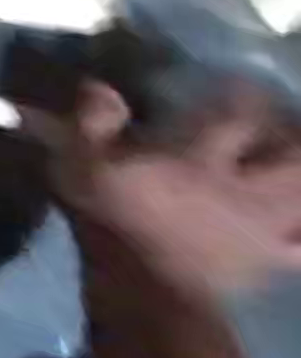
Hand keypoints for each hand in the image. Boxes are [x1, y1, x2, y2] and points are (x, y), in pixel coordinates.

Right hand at [43, 79, 300, 298]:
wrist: (143, 276)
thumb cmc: (106, 208)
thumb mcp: (78, 155)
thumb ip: (92, 119)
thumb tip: (101, 83)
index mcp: (194, 159)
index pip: (230, 120)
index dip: (242, 98)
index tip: (244, 80)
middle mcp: (243, 187)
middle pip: (290, 159)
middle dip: (296, 137)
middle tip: (292, 120)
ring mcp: (267, 225)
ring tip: (299, 161)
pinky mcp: (276, 255)